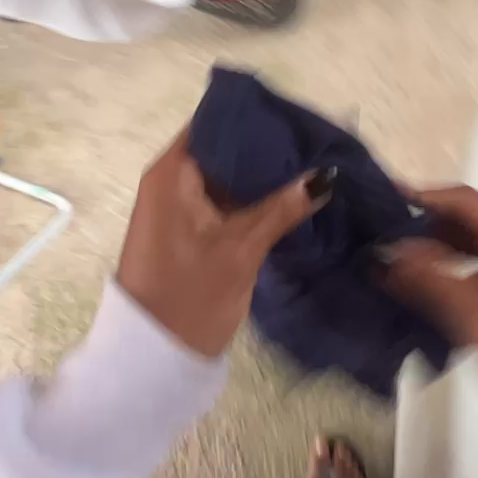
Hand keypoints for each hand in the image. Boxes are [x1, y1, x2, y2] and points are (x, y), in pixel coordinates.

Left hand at [116, 127, 334, 357]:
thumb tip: (327, 174)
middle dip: (267, 144)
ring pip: (227, 172)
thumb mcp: (241, 249)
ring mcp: (178, 202)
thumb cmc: (189, 298)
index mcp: (173, 171)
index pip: (218, 120)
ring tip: (310, 163)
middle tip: (314, 143)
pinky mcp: (187, 225)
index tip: (298, 117)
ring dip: (262, 171)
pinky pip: (223, 195)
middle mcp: (171, 177)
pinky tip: (288, 194)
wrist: (150, 361)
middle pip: (225, 144)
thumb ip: (283, 206)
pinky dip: (251, 194)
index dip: (258, 115)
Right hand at [385, 185, 477, 427]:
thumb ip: (429, 276)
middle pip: (468, 219)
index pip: (467, 200)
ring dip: (435, 248)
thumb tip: (387, 250)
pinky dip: (450, 268)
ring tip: (393, 256)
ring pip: (470, 242)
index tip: (385, 199)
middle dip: (425, 224)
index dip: (425, 196)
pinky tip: (419, 280)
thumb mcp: (477, 313)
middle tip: (383, 233)